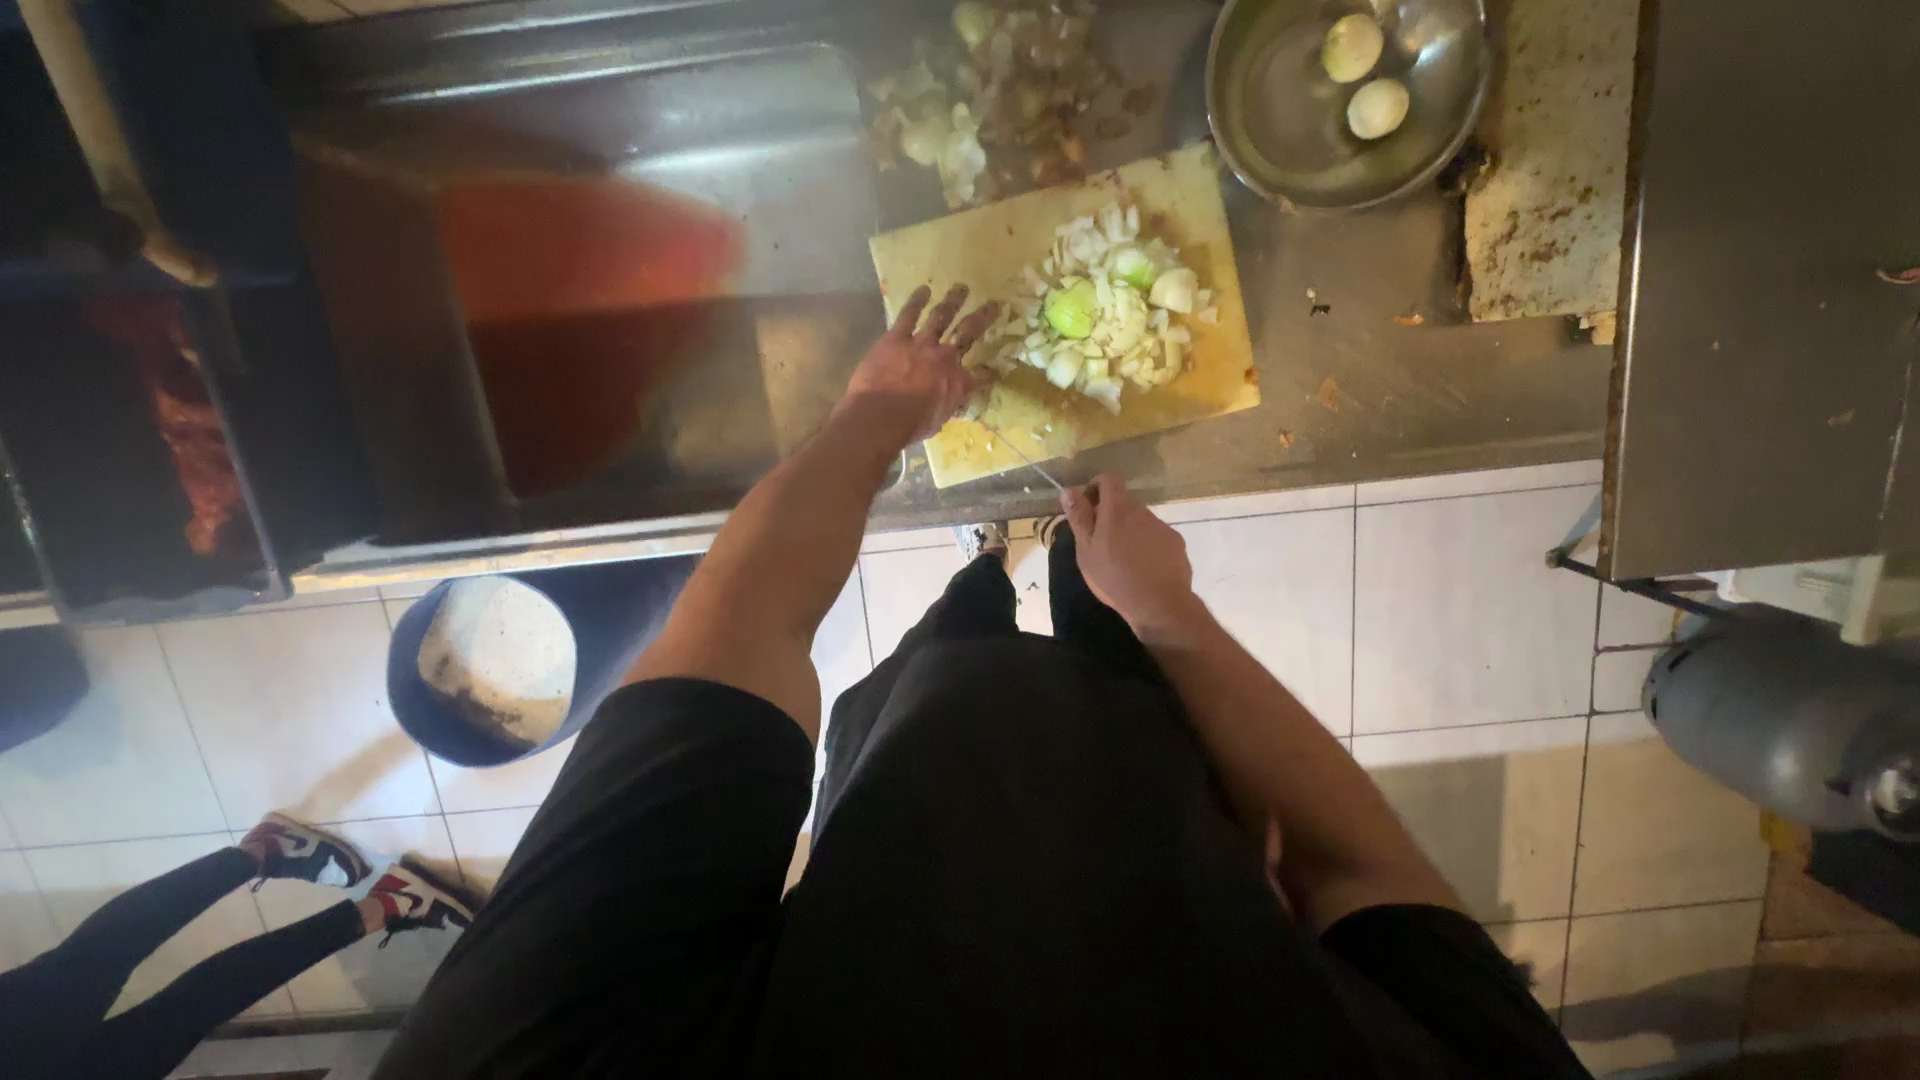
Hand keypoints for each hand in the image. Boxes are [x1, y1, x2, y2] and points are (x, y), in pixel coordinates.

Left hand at [841, 284, 999, 439]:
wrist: (881, 416)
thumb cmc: (910, 426)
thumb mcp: (936, 422)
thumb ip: (945, 408)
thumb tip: (951, 405)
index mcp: (958, 383)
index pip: (980, 376)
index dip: (988, 371)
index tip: (993, 367)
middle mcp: (946, 358)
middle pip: (969, 333)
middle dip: (983, 317)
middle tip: (994, 304)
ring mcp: (921, 344)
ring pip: (941, 316)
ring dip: (953, 301)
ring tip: (961, 288)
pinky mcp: (896, 338)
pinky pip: (908, 315)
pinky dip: (916, 301)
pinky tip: (923, 289)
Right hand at [1060, 475, 1208, 643]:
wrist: (1159, 603)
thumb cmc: (1114, 576)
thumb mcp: (1086, 550)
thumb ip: (1079, 517)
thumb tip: (1069, 490)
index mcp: (1118, 508)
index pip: (1108, 479)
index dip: (1095, 488)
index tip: (1087, 509)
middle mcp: (1143, 511)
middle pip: (1124, 502)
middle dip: (1110, 515)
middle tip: (1100, 543)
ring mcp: (1162, 527)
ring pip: (1140, 521)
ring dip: (1129, 532)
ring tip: (1121, 561)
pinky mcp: (1176, 543)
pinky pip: (1156, 537)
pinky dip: (1146, 546)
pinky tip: (1142, 569)